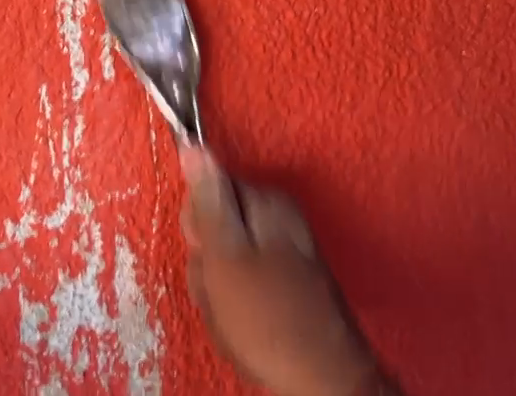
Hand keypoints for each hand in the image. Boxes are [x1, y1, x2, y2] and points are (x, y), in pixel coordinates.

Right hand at [181, 148, 392, 395]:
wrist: (323, 382)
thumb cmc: (268, 317)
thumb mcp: (225, 253)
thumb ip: (207, 198)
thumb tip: (193, 144)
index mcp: (265, 201)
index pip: (205, 186)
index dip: (197, 222)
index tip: (204, 252)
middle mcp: (280, 216)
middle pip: (216, 219)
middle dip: (207, 256)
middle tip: (218, 286)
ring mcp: (287, 249)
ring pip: (227, 253)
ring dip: (218, 283)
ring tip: (232, 310)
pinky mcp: (289, 280)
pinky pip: (245, 278)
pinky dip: (237, 299)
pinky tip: (245, 321)